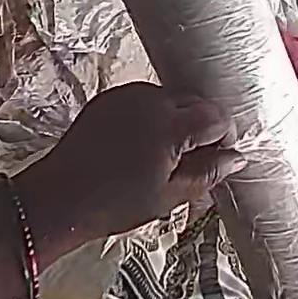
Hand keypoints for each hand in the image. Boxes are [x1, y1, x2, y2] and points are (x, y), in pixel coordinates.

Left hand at [16, 82, 245, 252]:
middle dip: (204, 126)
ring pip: (170, 99)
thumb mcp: (169, 195)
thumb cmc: (115, 202)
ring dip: (179, 120)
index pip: (216, 115)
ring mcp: (128, 95)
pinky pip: (145, 99)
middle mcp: (151, 100)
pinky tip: (144, 145)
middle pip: (195, 102)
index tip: (222, 156)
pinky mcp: (110, 97)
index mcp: (170, 124)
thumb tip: (236, 157)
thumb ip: (207, 172)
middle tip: (197, 159)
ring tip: (168, 155)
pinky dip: (154, 115)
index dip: (226, 136)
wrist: (61, 196)